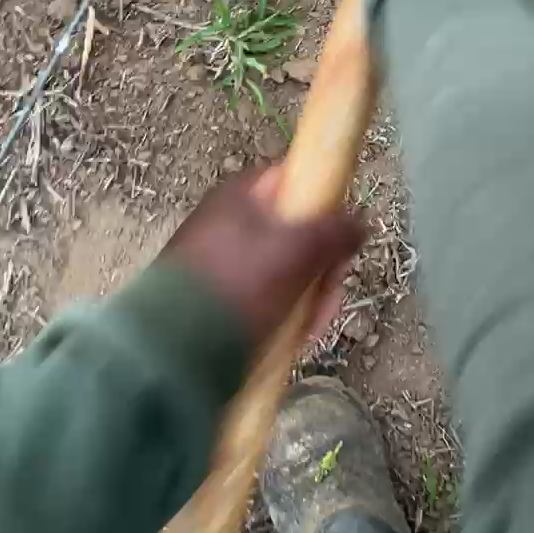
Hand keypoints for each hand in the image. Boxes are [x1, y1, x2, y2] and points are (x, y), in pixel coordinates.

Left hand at [164, 168, 366, 342]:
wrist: (172, 351)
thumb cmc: (240, 284)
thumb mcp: (299, 251)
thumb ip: (337, 231)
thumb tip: (361, 223)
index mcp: (241, 194)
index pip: (297, 181)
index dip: (327, 205)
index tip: (341, 236)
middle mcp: (228, 221)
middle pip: (297, 231)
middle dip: (321, 265)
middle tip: (328, 290)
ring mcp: (220, 261)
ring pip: (286, 268)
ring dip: (308, 295)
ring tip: (309, 325)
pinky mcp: (216, 298)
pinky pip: (265, 296)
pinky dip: (284, 313)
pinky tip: (291, 335)